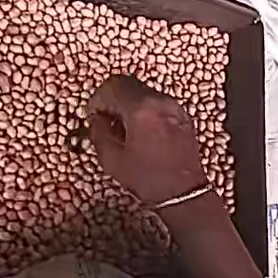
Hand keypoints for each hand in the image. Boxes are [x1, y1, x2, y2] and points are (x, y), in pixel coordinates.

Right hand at [86, 75, 207, 205]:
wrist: (184, 193)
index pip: (113, 86)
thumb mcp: (112, 160)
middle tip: (105, 119)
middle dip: (113, 99)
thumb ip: (99, 133)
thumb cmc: (150, 179)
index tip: (93, 114)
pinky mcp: (183, 117)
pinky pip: (158, 103)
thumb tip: (96, 119)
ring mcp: (175, 108)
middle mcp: (161, 102)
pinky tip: (140, 133)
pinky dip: (145, 110)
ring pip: (144, 92)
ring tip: (122, 129)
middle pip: (129, 84)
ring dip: (129, 104)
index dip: (98, 99)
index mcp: (142, 109)